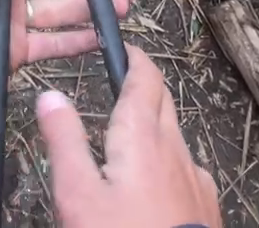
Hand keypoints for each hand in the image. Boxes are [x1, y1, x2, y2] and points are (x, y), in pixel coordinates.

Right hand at [37, 46, 220, 227]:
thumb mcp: (78, 193)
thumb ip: (64, 140)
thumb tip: (50, 94)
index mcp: (142, 135)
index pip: (145, 77)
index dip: (133, 57)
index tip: (119, 47)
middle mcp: (174, 147)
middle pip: (163, 100)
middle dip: (143, 85)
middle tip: (118, 83)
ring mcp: (195, 180)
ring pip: (175, 135)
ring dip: (155, 124)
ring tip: (129, 136)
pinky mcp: (207, 210)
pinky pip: (186, 168)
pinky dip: (168, 160)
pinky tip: (156, 183)